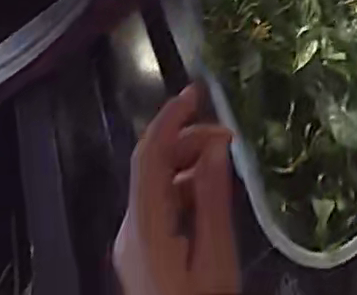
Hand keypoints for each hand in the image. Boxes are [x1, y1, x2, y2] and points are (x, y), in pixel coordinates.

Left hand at [114, 83, 240, 294]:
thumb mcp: (217, 262)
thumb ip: (215, 199)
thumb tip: (217, 144)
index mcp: (144, 228)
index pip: (148, 155)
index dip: (170, 118)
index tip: (198, 93)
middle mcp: (130, 229)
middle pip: (151, 164)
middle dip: (186, 138)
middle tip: (226, 134)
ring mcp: (134, 242)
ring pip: (156, 183)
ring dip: (187, 163)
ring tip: (224, 161)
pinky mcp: (142, 254)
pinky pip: (160, 204)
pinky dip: (184, 187)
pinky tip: (212, 192)